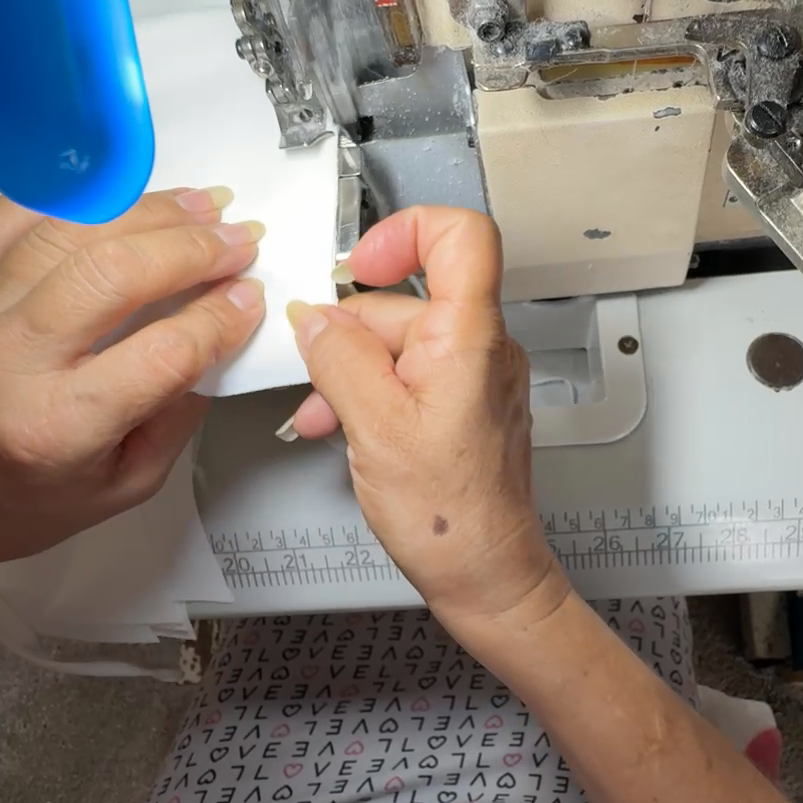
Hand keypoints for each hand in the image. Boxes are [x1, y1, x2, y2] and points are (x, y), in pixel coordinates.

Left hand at [0, 189, 265, 591]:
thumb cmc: (30, 507)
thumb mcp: (129, 484)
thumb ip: (178, 411)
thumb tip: (219, 336)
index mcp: (58, 428)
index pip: (163, 352)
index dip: (220, 318)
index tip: (253, 298)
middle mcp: (6, 362)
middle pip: (111, 275)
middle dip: (191, 249)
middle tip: (241, 239)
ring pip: (64, 233)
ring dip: (145, 211)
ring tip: (200, 206)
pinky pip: (6, 218)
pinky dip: (73, 200)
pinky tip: (121, 202)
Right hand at [286, 207, 563, 629]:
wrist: (485, 571)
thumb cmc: (450, 515)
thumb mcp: (374, 426)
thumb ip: (339, 358)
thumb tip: (317, 319)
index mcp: (470, 338)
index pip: (463, 236)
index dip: (406, 231)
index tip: (360, 264)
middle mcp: (482, 348)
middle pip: (407, 301)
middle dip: (350, 334)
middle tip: (317, 375)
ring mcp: (474, 376)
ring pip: (400, 343)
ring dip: (352, 371)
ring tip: (324, 414)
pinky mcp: (464, 403)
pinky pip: (411, 375)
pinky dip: (373, 391)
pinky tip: (344, 424)